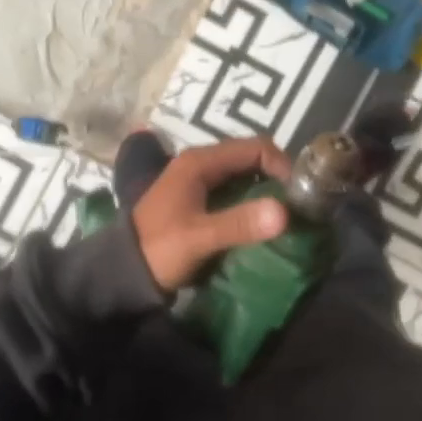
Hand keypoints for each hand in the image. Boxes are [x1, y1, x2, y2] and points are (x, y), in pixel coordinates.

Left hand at [130, 137, 291, 291]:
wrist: (122, 273)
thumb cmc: (159, 250)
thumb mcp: (200, 238)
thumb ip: (240, 223)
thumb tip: (285, 212)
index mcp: (200, 162)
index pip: (256, 147)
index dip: (282, 166)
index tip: (298, 196)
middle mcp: (200, 164)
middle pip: (251, 160)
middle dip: (276, 180)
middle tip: (297, 209)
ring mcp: (198, 182)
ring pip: (243, 178)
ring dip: (264, 194)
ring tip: (283, 220)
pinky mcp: (198, 201)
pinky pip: (233, 194)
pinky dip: (250, 205)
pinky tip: (260, 227)